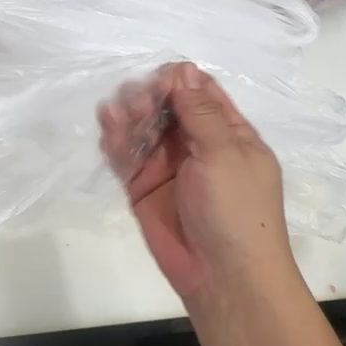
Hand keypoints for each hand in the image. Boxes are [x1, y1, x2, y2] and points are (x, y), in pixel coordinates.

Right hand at [98, 62, 294, 305]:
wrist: (223, 277)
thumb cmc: (236, 212)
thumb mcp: (225, 154)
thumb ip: (200, 112)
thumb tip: (184, 69)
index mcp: (229, 135)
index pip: (201, 94)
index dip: (178, 81)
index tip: (158, 80)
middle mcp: (197, 146)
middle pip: (166, 107)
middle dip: (148, 98)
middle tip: (140, 104)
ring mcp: (168, 167)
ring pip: (142, 128)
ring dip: (129, 115)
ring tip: (117, 114)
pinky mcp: (142, 186)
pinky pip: (125, 155)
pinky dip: (115, 139)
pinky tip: (108, 126)